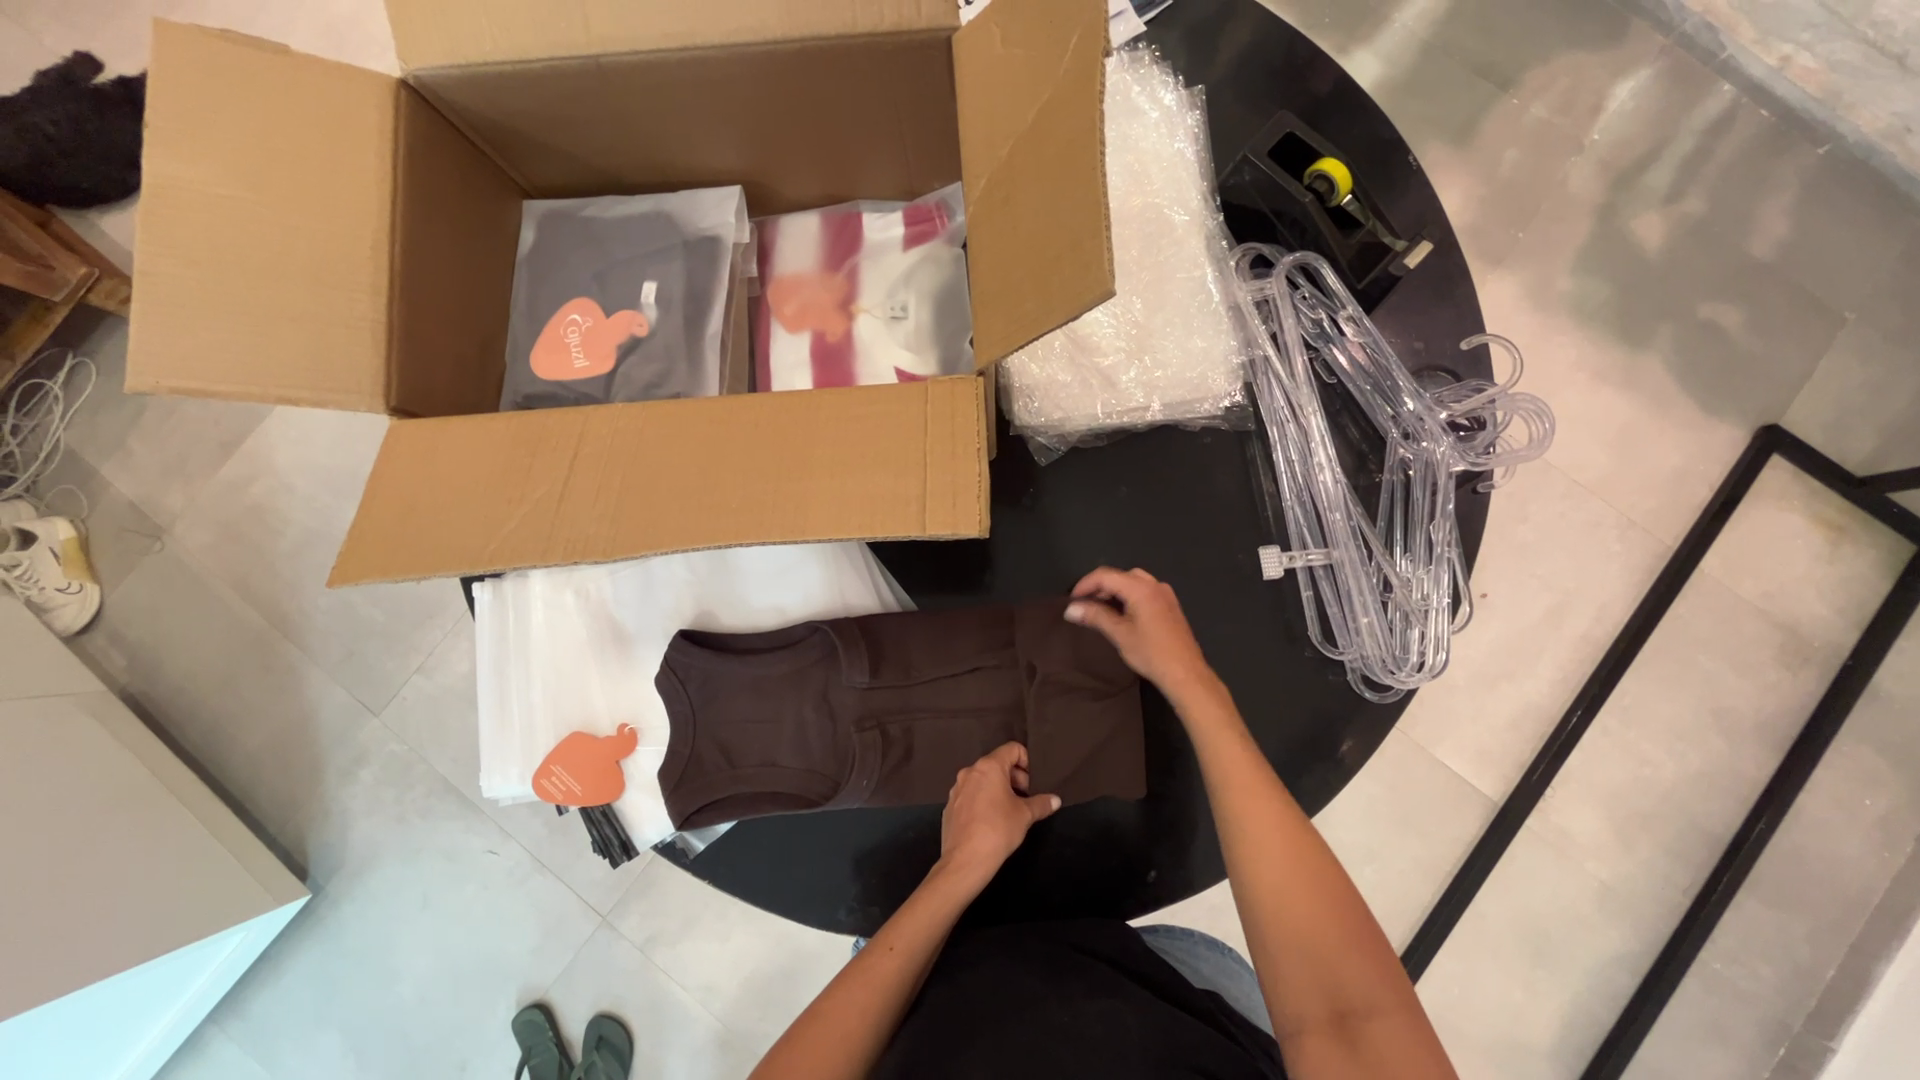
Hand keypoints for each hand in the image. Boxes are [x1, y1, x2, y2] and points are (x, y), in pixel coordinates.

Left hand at [938, 742, 1060, 886]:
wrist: (965, 860)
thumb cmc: (998, 830)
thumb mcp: (1025, 815)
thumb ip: (1041, 803)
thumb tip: (1055, 800)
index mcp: (988, 767)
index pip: (1012, 749)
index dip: (1027, 761)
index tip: (1033, 783)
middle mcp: (969, 772)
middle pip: (997, 764)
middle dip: (1014, 778)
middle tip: (1025, 798)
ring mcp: (956, 789)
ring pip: (982, 780)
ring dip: (998, 789)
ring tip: (1009, 810)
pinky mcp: (950, 806)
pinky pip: (970, 795)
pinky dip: (982, 801)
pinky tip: (990, 822)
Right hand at [1065, 567, 1216, 697]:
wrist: (1185, 673)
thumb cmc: (1151, 653)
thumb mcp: (1119, 634)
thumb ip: (1095, 616)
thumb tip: (1070, 609)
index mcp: (1141, 588)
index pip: (1106, 575)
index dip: (1085, 584)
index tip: (1072, 600)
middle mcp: (1154, 585)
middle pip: (1120, 575)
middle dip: (1100, 587)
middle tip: (1085, 604)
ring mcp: (1165, 594)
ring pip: (1133, 581)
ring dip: (1115, 591)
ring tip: (1100, 608)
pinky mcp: (1170, 605)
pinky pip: (1145, 590)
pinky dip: (1129, 595)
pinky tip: (1122, 613)